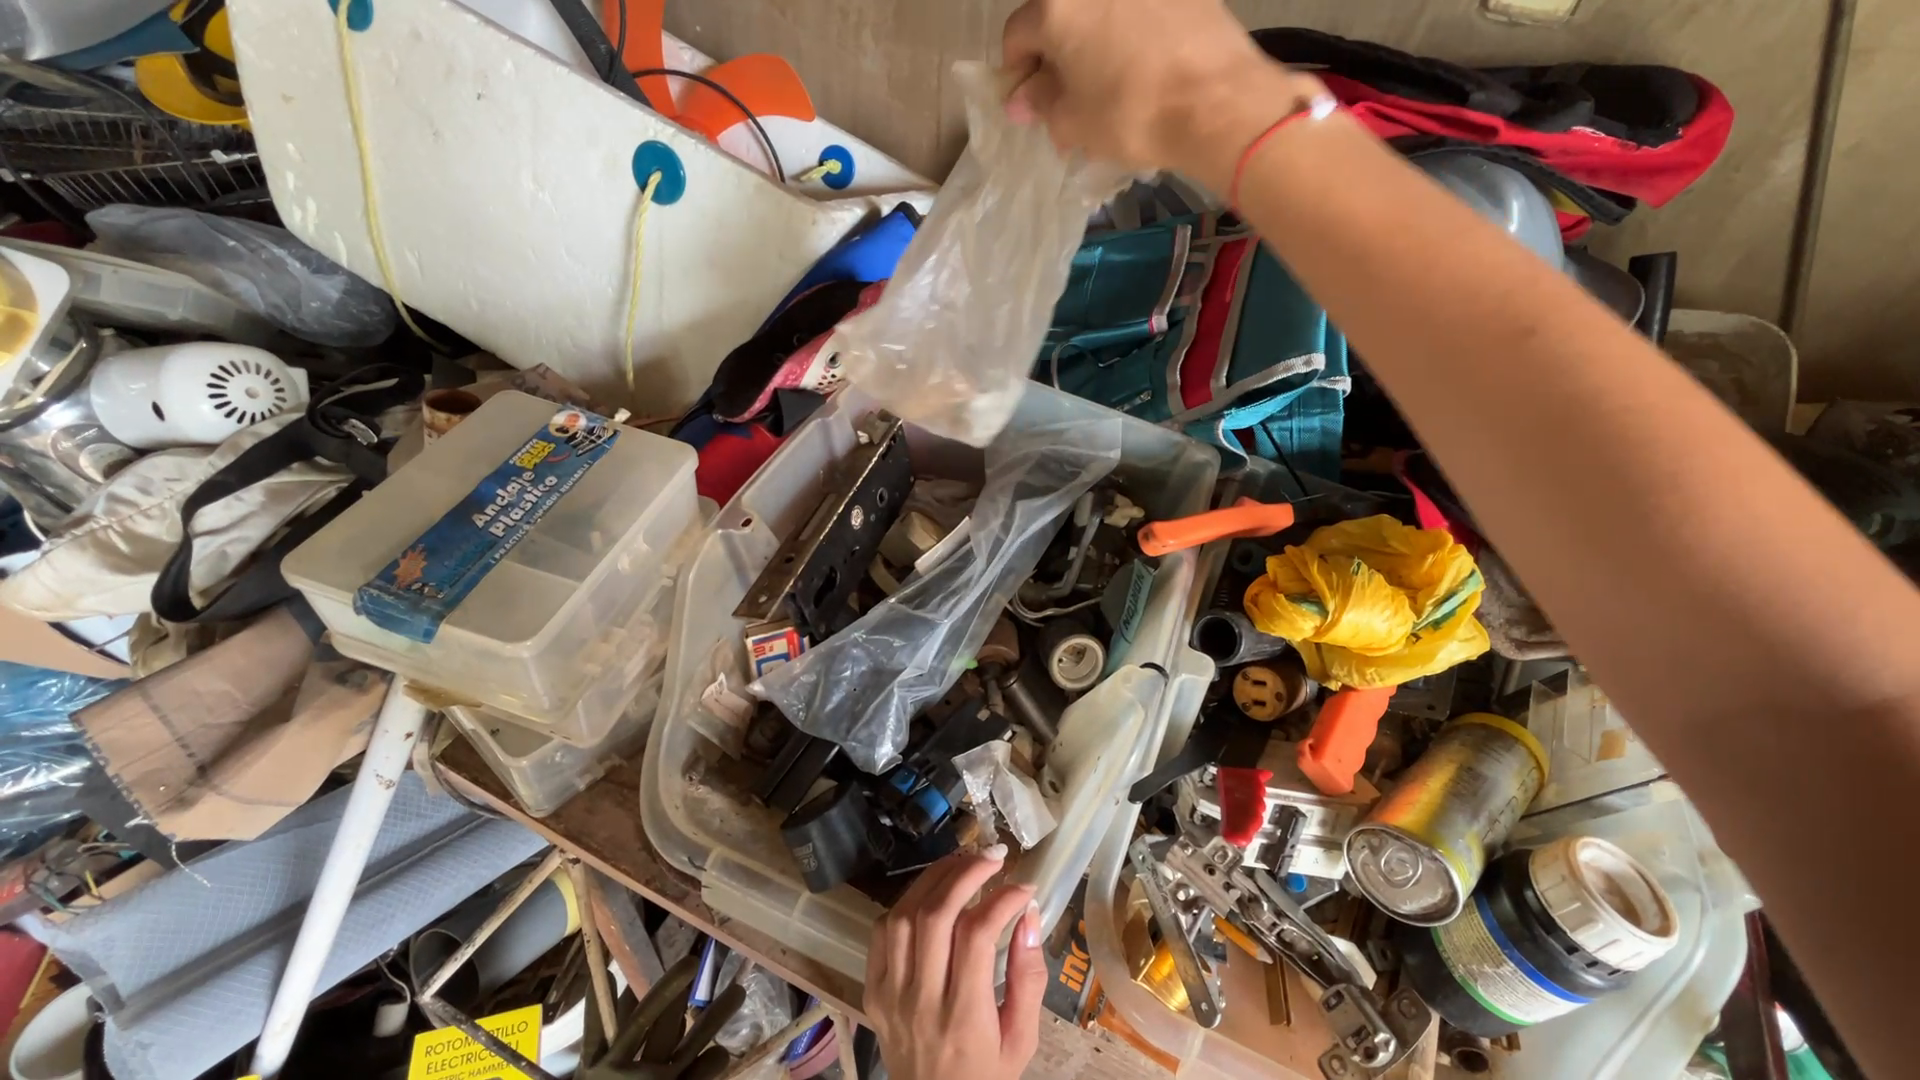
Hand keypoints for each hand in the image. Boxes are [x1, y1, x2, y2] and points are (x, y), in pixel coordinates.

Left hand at [864, 848, 1047, 1079]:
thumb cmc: (985, 1075)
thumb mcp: (1021, 1039)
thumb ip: (1028, 978)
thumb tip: (1029, 915)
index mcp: (963, 1017)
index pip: (976, 936)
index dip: (1000, 900)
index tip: (1024, 886)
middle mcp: (921, 1000)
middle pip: (935, 916)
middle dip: (966, 874)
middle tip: (993, 856)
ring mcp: (889, 994)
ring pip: (904, 915)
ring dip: (934, 878)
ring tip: (964, 863)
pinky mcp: (872, 990)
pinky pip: (882, 931)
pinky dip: (906, 902)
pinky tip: (932, 893)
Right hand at [1001, 0, 1316, 191]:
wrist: (1216, 102)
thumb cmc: (1131, 115)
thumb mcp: (1072, 122)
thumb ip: (1040, 104)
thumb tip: (1025, 98)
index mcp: (1057, 7)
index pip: (1017, 35)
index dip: (1017, 73)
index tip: (1027, 102)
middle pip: (1060, 17)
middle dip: (1056, 57)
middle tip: (1066, 98)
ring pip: (1101, 13)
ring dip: (1094, 45)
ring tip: (1106, 85)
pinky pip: (1139, 13)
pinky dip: (1131, 36)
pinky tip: (1141, 70)